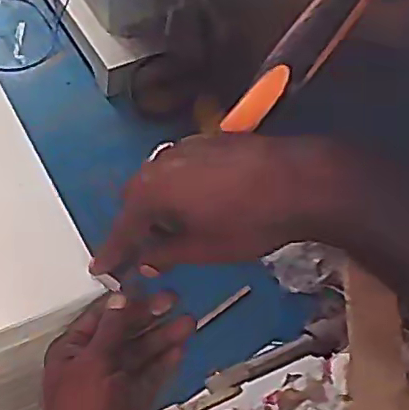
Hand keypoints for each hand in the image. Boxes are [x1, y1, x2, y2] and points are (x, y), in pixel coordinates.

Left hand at [32, 290, 193, 409]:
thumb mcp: (94, 363)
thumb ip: (111, 330)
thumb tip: (121, 297)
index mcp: (72, 351)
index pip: (99, 318)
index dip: (124, 302)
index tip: (149, 285)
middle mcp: (91, 364)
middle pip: (123, 334)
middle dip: (148, 317)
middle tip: (176, 299)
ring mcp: (113, 384)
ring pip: (140, 354)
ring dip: (161, 337)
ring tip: (188, 320)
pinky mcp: (132, 402)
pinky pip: (150, 375)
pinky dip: (164, 361)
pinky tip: (181, 345)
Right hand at [89, 133, 345, 277]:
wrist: (307, 181)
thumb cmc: (248, 222)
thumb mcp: (201, 250)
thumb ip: (165, 255)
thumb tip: (148, 259)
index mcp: (150, 190)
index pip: (122, 227)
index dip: (112, 252)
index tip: (101, 268)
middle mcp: (160, 163)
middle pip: (135, 198)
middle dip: (137, 224)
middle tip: (144, 249)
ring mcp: (186, 147)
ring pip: (159, 181)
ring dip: (160, 205)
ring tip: (176, 228)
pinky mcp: (211, 141)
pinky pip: (181, 169)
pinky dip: (181, 189)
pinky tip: (201, 204)